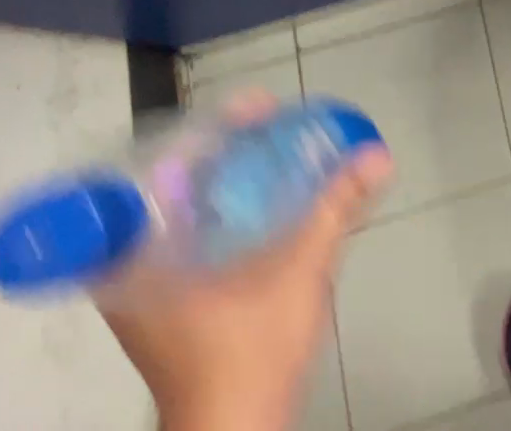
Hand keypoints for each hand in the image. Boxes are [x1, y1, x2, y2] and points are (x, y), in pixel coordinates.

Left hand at [99, 92, 393, 430]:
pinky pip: (198, 236)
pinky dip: (234, 211)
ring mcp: (151, 289)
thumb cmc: (250, 351)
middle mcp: (132, 267)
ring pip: (187, 213)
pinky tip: (276, 205)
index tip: (257, 111)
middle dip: (228, 150)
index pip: (157, 170)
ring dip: (233, 180)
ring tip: (283, 155)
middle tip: (279, 126)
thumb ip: (336, 210)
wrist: (235, 430)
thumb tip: (377, 155)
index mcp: (140, 256)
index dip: (207, 130)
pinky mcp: (175, 303)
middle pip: (175, 185)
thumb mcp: (300, 273)